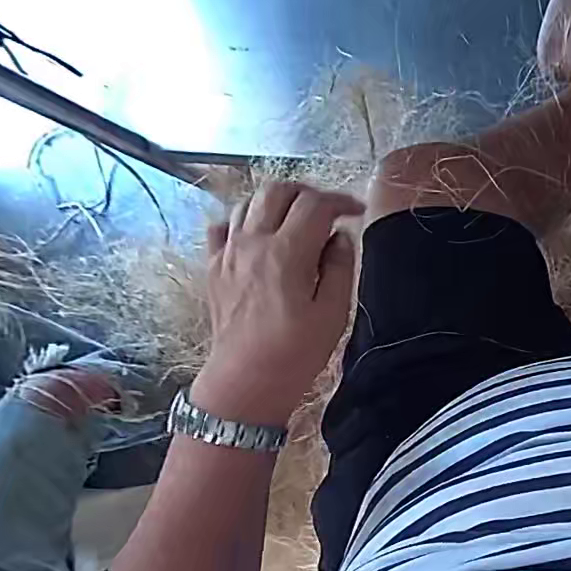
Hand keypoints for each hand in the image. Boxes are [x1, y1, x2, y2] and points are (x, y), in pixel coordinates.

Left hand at [191, 182, 361, 426]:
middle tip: (327, 212)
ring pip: (249, 202)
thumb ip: (339, 268)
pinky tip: (258, 236)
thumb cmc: (295, 352)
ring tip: (295, 221)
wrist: (245, 380)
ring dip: (277, 203)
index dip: (341, 201)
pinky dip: (244, 221)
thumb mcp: (333, 314)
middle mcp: (253, 242)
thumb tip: (339, 238)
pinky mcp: (213, 267)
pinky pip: (223, 226)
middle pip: (278, 190)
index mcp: (287, 253)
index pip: (316, 205)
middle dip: (308, 193)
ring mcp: (228, 252)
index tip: (357, 211)